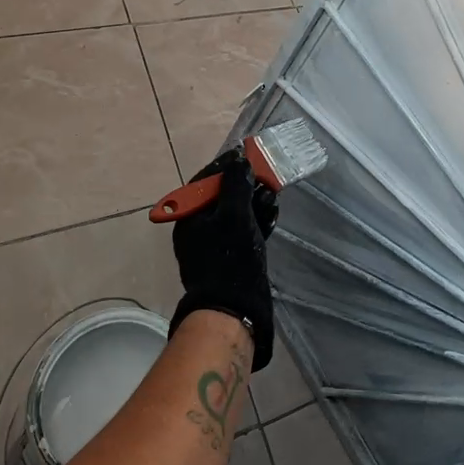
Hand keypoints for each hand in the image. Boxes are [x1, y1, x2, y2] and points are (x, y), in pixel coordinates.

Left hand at [168, 148, 276, 370]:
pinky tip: (272, 216)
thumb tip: (238, 161)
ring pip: (236, 211)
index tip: (246, 155)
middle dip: (246, 184)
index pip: (204, 181)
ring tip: (273, 198)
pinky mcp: (233, 256)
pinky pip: (244, 230)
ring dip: (255, 201)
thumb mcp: (234, 214)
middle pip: (222, 194)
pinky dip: (257, 220)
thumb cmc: (230, 257)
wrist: (234, 309)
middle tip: (266, 178)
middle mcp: (199, 228)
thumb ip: (236, 184)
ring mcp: (216, 243)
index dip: (225, 165)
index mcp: (190, 216)